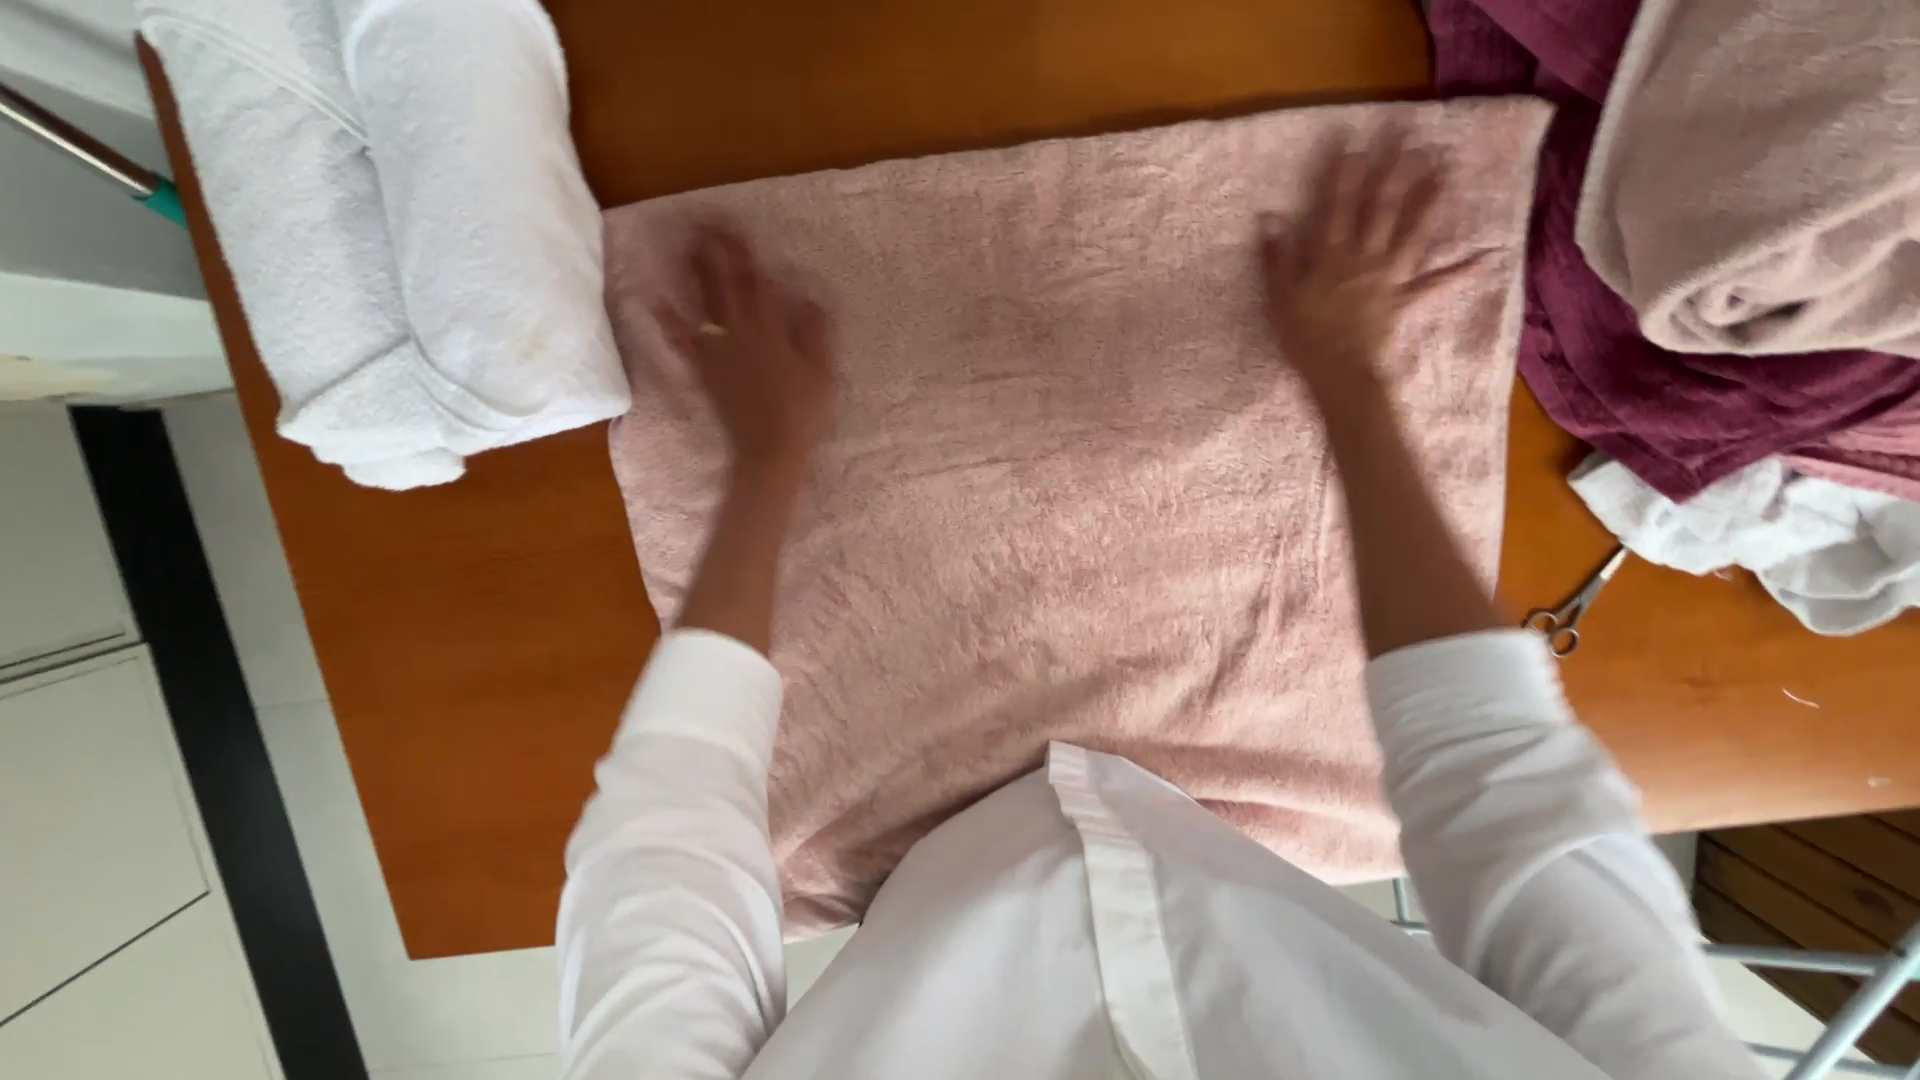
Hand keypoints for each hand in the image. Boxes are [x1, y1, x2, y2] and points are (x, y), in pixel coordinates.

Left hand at [656, 225, 834, 476]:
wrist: (768, 450)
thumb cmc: (801, 412)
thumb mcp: (821, 371)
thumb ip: (815, 330)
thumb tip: (810, 293)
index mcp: (770, 329)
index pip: (756, 281)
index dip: (744, 251)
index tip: (734, 224)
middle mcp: (738, 332)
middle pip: (724, 284)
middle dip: (714, 252)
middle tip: (703, 221)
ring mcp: (717, 351)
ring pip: (702, 303)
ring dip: (692, 272)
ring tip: (683, 245)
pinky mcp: (703, 371)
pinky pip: (682, 341)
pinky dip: (668, 321)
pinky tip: (655, 302)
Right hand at [1259, 142, 1441, 403]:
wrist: (1339, 372)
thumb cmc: (1303, 337)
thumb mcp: (1279, 298)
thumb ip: (1277, 257)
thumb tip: (1270, 217)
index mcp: (1331, 255)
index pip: (1337, 206)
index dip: (1346, 175)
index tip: (1355, 144)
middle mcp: (1364, 256)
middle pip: (1381, 208)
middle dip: (1394, 172)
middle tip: (1411, 138)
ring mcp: (1389, 276)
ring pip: (1413, 231)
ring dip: (1429, 199)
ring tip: (1445, 169)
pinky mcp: (1406, 298)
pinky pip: (1437, 283)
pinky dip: (1463, 271)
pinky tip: (1490, 256)